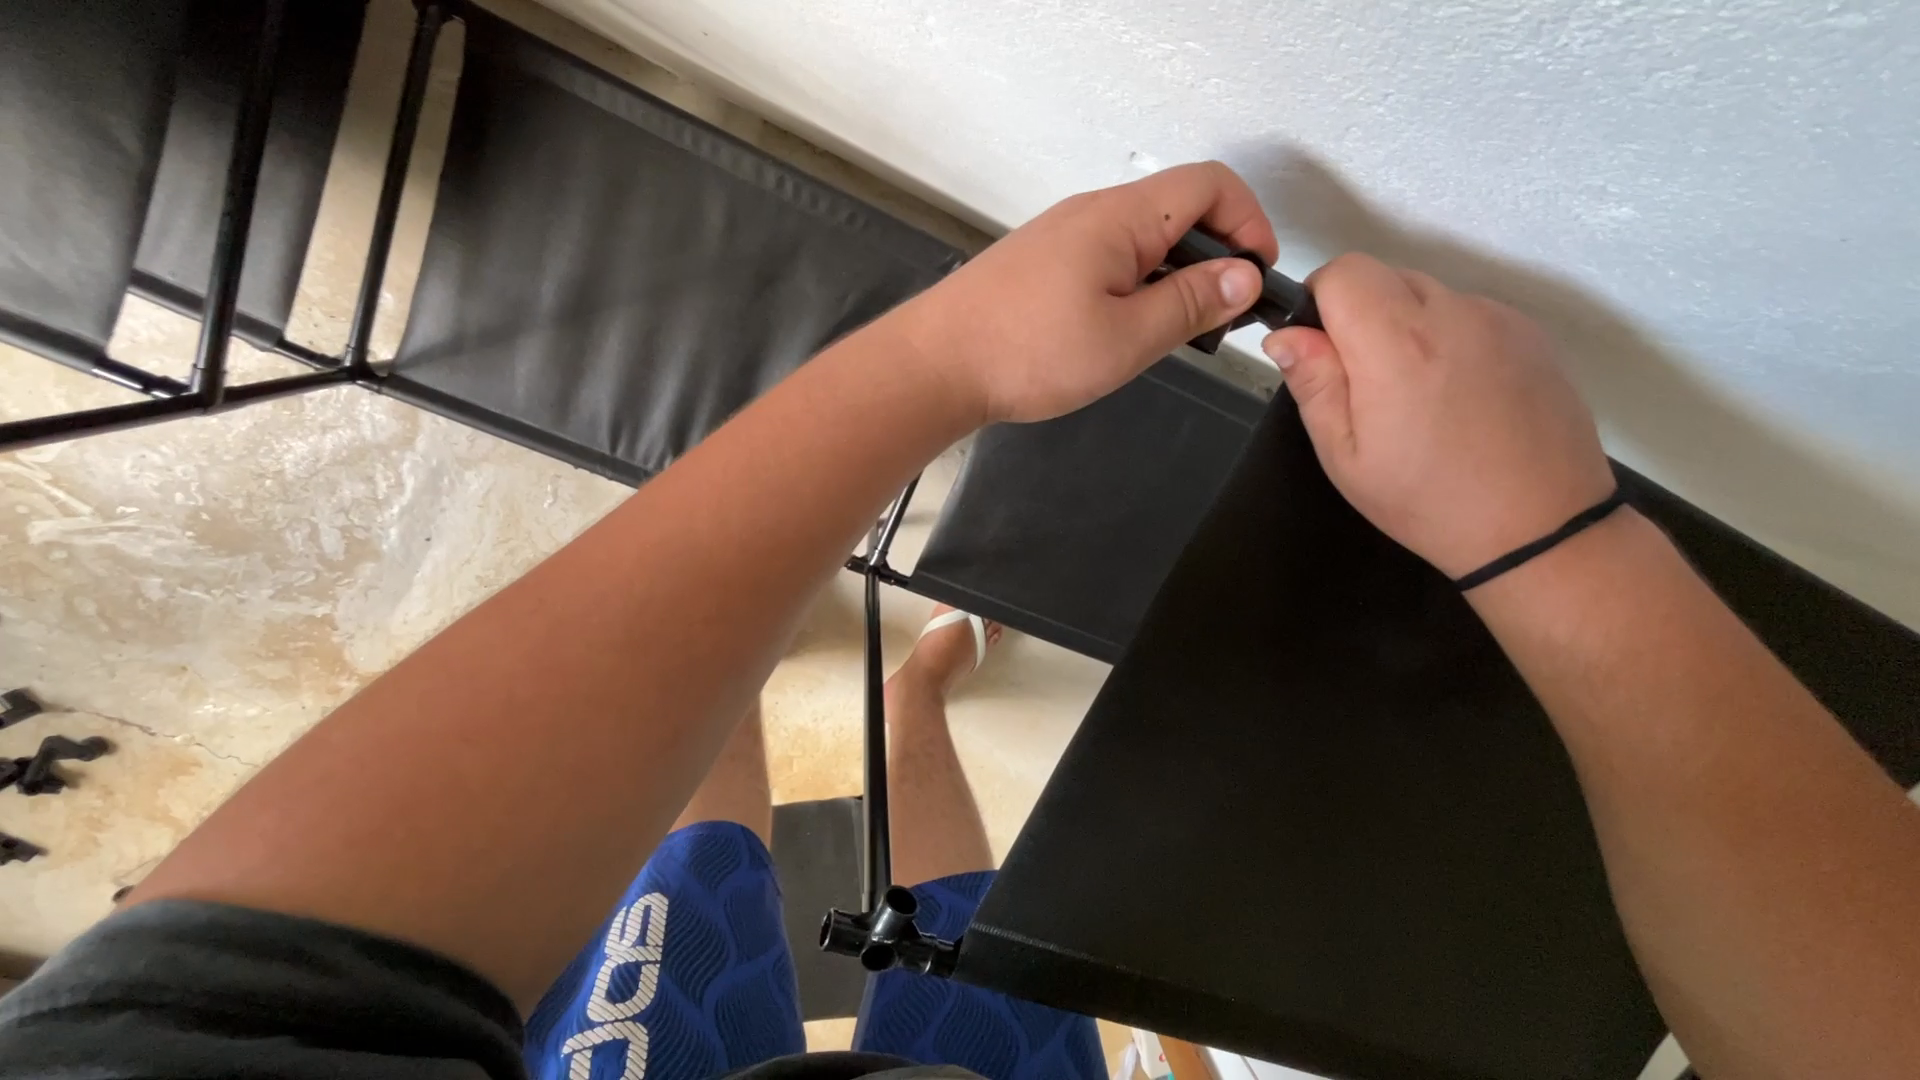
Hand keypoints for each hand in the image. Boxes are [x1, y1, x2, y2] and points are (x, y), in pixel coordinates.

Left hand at [893, 162, 1273, 423]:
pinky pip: (1106, 261)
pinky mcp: (1040, 265)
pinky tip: (1121, 333)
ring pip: (1141, 241)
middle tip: (1215, 321)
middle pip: (1177, 211)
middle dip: (1212, 258)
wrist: (936, 366)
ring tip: (1170, 335)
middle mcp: (1091, 213)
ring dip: (1171, 278)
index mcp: (1121, 217)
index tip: (1256, 280)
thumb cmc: (1031, 353)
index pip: (1210, 184)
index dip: (1249, 223)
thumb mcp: (1127, 337)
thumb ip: (1192, 303)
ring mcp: (1060, 237)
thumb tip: (1246, 275)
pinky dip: (1133, 287)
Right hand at [1262, 254, 1615, 579]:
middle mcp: (1452, 313)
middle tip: (1363, 384)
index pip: (1344, 271)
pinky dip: (1446, 337)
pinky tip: (1455, 394)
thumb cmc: (1426, 499)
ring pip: (1427, 293)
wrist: (1539, 525)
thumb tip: (1286, 334)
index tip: (1320, 347)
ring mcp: (1499, 318)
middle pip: (1384, 275)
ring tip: (1414, 394)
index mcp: (1398, 342)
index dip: (1319, 299)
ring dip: (1404, 325)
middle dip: (1358, 314)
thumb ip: (1313, 383)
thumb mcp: (1344, 454)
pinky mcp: (1530, 332)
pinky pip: (1467, 313)